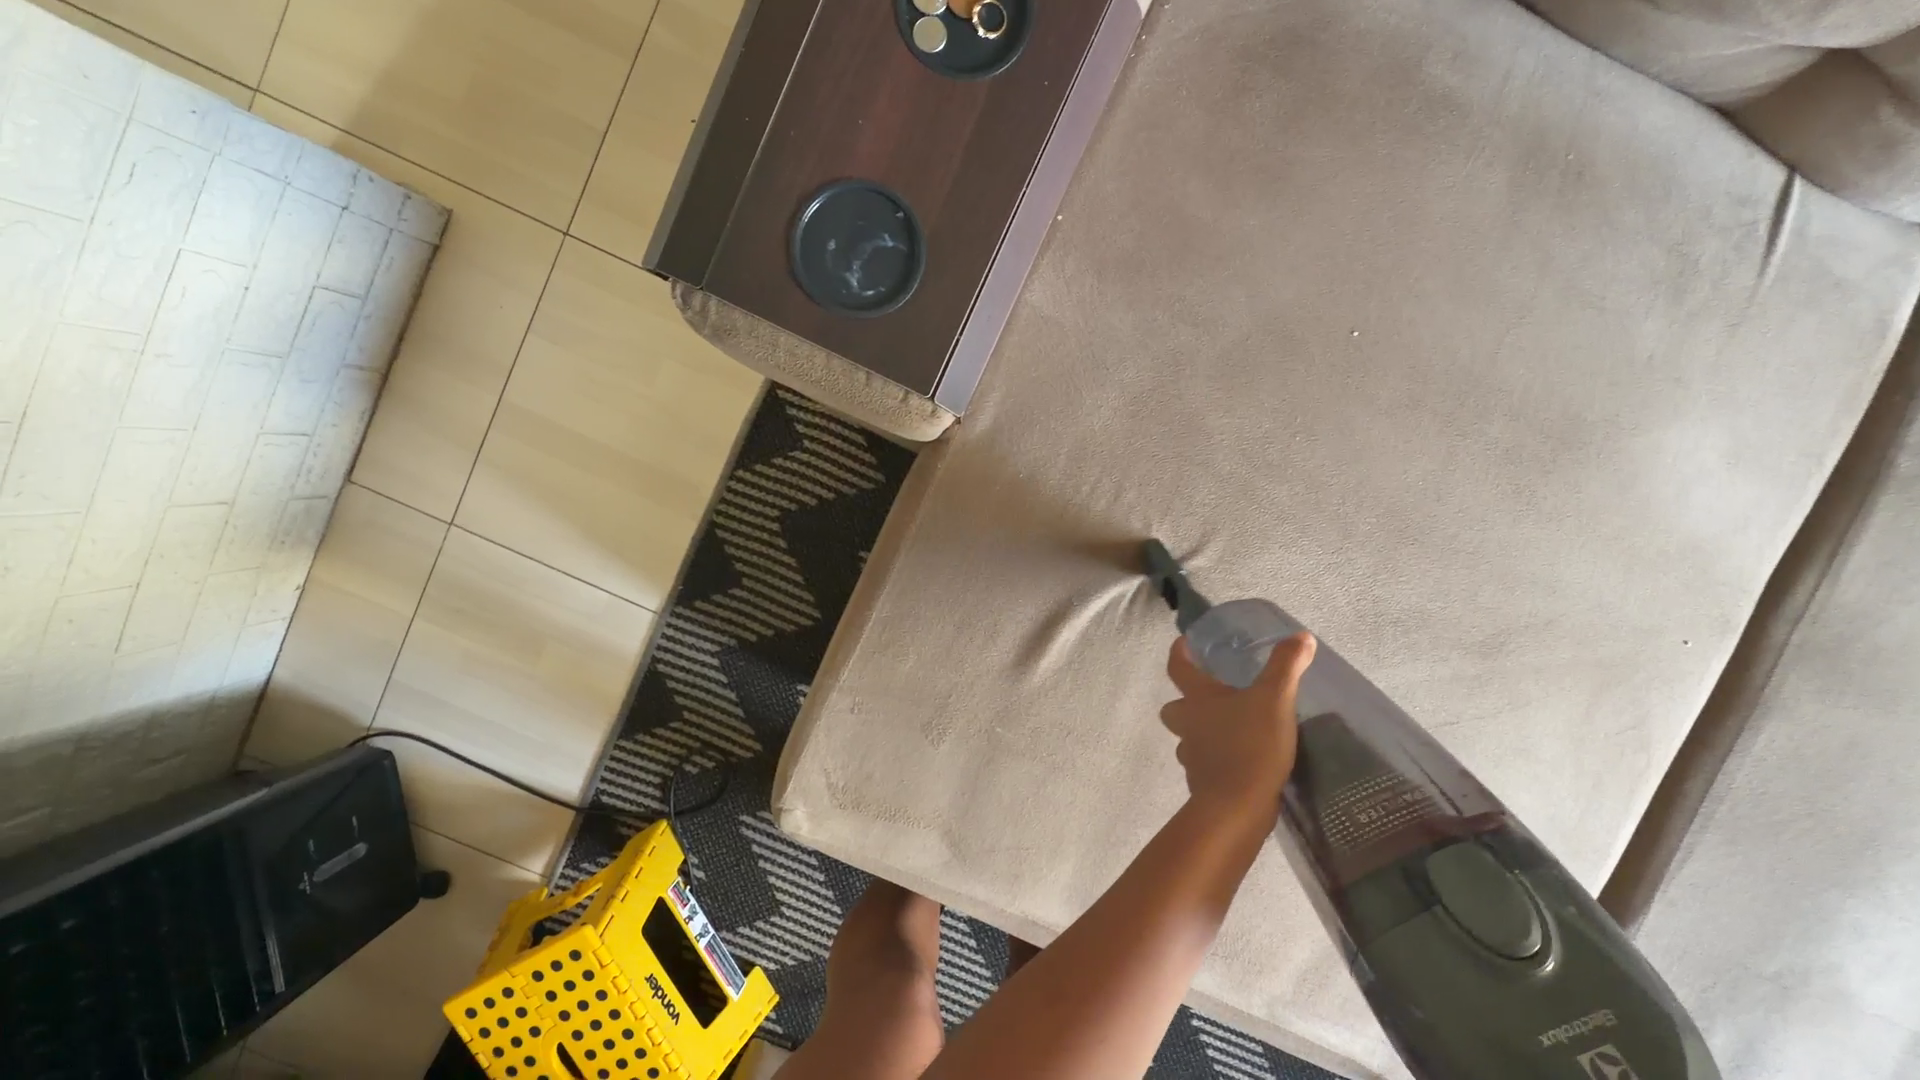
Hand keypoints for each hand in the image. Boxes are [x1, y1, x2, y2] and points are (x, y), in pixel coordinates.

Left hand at [1160, 632, 1316, 817]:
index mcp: (1198, 700)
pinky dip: (1218, 759)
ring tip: (1233, 729)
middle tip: (1212, 696)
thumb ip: (1286, 666)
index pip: (1177, 668)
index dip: (1179, 653)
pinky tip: (1242, 760)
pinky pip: (1205, 764)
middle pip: (1174, 708)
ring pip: (1188, 737)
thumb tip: (1301, 636)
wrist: (1237, 806)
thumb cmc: (1251, 744)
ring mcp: (1192, 756)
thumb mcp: (1275, 699)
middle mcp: (1187, 726)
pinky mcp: (1203, 783)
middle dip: (1186, 702)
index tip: (1183, 643)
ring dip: (1203, 732)